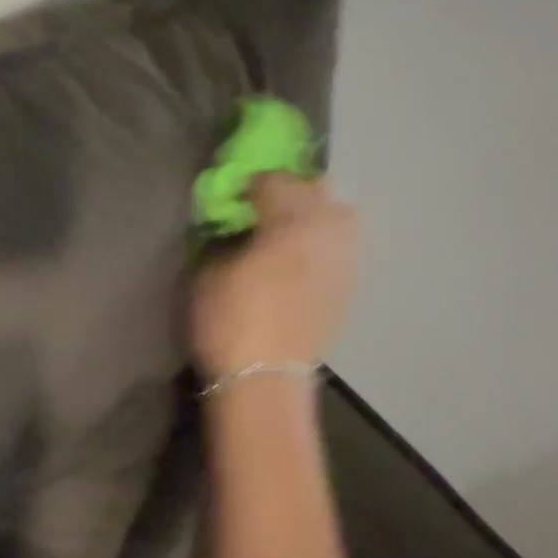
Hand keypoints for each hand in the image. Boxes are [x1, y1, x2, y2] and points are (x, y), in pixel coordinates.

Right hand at [193, 174, 359, 373]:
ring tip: (281, 235)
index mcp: (291, 218)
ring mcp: (347, 253)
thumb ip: (223, 243)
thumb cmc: (229, 323)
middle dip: (289, 192)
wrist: (265, 377)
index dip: (247, 184)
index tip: (227, 197)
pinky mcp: (350, 281)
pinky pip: (338, 244)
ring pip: (337, 214)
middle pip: (317, 189)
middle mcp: (330, 225)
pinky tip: (296, 261)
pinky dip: (319, 243)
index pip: (272, 180)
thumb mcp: (207, 278)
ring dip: (310, 216)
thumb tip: (232, 231)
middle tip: (260, 210)